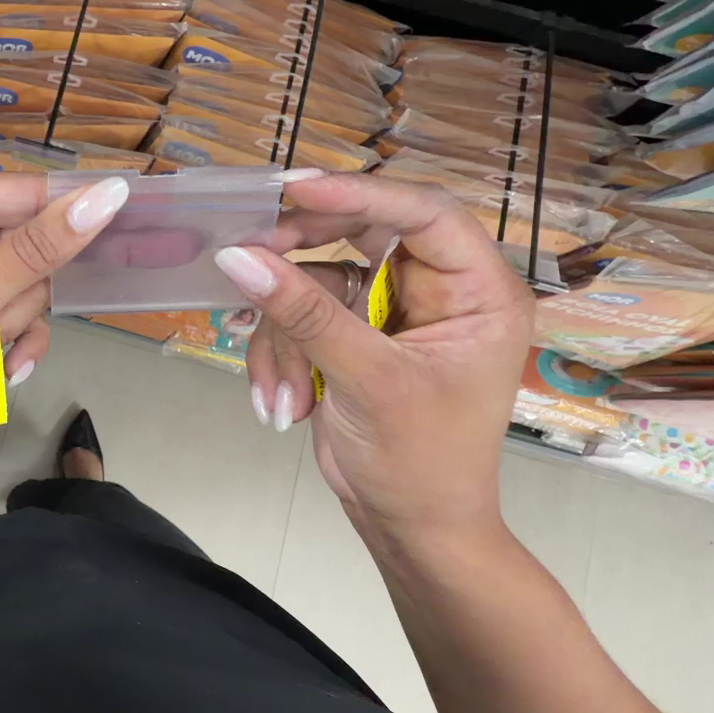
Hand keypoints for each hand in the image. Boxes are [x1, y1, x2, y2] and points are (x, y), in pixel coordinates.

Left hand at [0, 173, 131, 437]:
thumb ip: (37, 249)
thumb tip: (107, 195)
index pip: (25, 193)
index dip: (70, 215)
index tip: (128, 230)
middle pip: (35, 245)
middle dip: (23, 296)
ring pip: (34, 286)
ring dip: (16, 326)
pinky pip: (22, 313)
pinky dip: (15, 344)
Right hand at [220, 173, 533, 544]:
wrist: (407, 524)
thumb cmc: (420, 459)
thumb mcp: (365, 381)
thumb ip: (304, 313)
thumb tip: (237, 256)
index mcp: (476, 291)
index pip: (423, 214)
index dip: (360, 193)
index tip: (291, 188)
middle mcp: (433, 290)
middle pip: (357, 236)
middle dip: (299, 263)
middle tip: (248, 265)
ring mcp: (384, 313)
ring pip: (311, 283)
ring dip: (284, 339)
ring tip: (284, 396)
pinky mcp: (346, 336)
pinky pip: (295, 318)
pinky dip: (278, 358)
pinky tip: (282, 405)